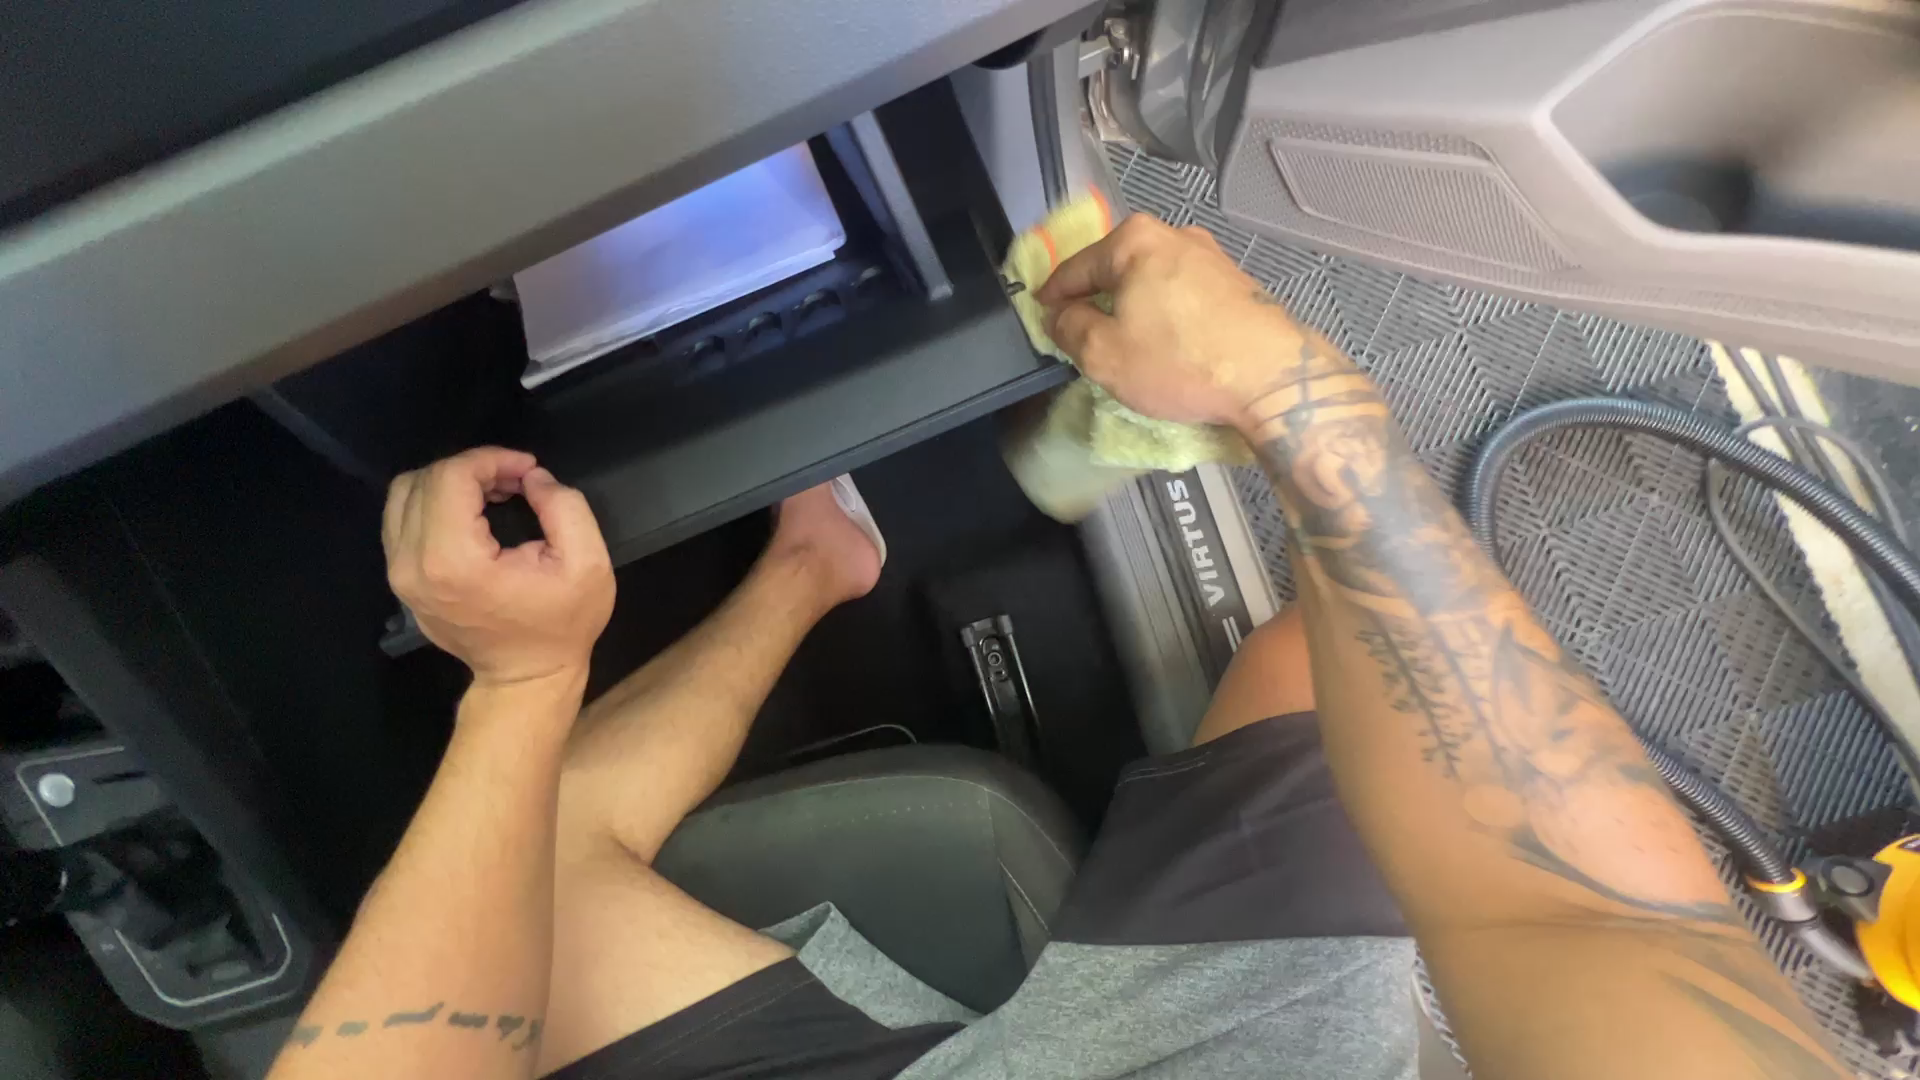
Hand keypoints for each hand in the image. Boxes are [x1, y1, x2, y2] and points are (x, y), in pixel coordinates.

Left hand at [383, 448, 614, 690]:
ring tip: (495, 492)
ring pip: (404, 495)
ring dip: (452, 482)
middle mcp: (413, 564)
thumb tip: (534, 479)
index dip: (492, 459)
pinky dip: (437, 502)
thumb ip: (566, 509)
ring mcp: (400, 574)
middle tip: (517, 479)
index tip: (530, 468)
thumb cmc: (563, 624)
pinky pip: (403, 519)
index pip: (451, 478)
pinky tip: (476, 513)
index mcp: (456, 560)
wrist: (527, 676)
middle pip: (422, 480)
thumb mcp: (589, 564)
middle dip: (473, 467)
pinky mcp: (401, 579)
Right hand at [1035, 214, 1318, 429]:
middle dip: (1093, 301)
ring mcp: (1209, 257)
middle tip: (1079, 337)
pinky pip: (1178, 295)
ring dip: (1128, 310)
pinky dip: (1161, 315)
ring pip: (1148, 282)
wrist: (1270, 378)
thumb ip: (1068, 329)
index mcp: (1134, 241)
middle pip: (1113, 270)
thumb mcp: (1102, 354)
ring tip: (1121, 345)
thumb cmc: (1178, 362)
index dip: (1050, 298)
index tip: (1040, 320)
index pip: (1073, 268)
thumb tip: (1059, 316)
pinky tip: (1162, 344)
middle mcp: (1174, 236)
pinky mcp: (1234, 284)